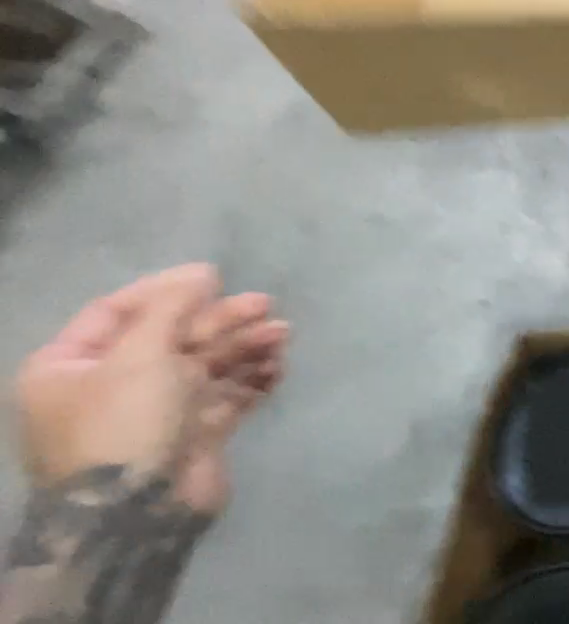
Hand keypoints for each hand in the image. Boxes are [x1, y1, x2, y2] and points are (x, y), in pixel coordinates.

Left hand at [14, 263, 288, 515]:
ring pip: (210, 361)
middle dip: (223, 319)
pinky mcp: (196, 429)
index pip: (117, 311)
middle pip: (175, 334)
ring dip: (248, 345)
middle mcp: (111, 384)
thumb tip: (202, 273)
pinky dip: (256, 376)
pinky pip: (231, 391)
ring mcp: (157, 409)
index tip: (215, 277)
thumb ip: (170, 308)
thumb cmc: (124, 423)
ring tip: (281, 338)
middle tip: (266, 305)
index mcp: (73, 367)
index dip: (166, 289)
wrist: (139, 509)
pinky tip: (277, 368)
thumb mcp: (140, 354)